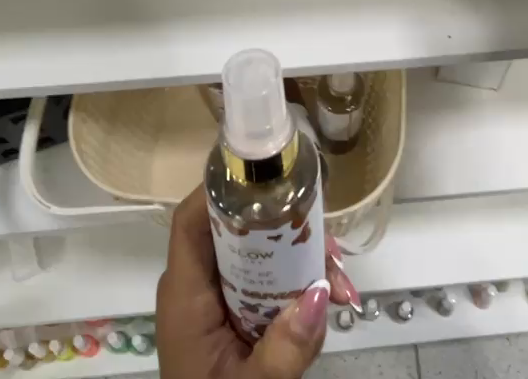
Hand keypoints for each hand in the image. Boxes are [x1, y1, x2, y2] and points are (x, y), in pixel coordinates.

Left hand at [158, 188, 358, 378]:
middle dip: (286, 232)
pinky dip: (295, 289)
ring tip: (340, 282)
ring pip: (256, 259)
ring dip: (300, 263)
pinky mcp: (230, 318)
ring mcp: (213, 302)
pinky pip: (262, 287)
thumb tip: (319, 293)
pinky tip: (328, 301)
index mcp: (186, 295)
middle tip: (331, 245)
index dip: (222, 189)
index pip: (191, 220)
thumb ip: (283, 350)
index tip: (269, 177)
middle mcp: (195, 289)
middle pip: (235, 234)